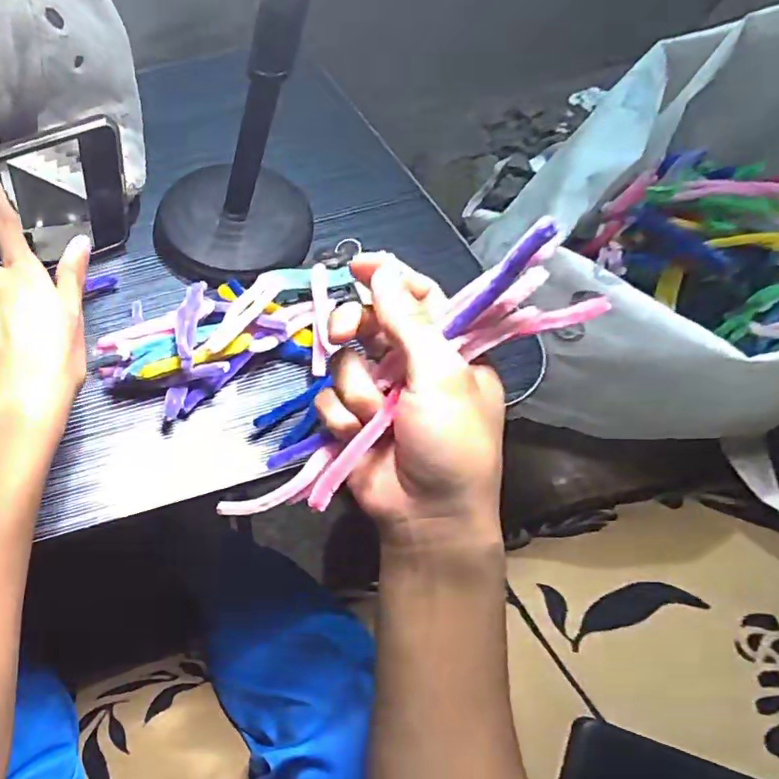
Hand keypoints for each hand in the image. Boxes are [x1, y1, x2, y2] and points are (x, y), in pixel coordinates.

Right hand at [316, 252, 503, 548]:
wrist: (427, 513)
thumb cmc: (452, 443)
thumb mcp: (440, 375)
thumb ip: (408, 322)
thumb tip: (383, 271)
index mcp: (445, 350)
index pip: (416, 298)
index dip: (387, 277)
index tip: (356, 265)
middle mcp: (407, 366)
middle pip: (367, 325)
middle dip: (353, 329)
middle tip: (345, 334)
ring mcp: (375, 395)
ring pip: (342, 366)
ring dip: (355, 392)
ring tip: (376, 420)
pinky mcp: (349, 422)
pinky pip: (327, 402)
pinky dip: (339, 419)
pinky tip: (357, 436)